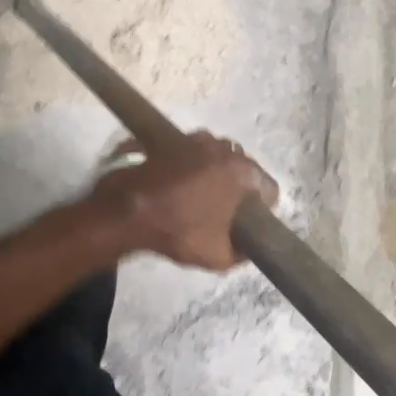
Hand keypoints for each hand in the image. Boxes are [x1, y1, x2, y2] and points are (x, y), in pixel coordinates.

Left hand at [93, 132, 278, 271]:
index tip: (249, 222)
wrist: (126, 210)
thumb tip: (248, 248)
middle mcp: (223, 148)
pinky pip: (193, 151)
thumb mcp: (218, 257)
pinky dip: (192, 164)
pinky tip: (181, 184)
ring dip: (216, 172)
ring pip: (218, 156)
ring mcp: (194, 139)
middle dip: (239, 187)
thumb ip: (242, 253)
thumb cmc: (178, 230)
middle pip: (244, 168)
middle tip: (225, 211)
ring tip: (201, 197)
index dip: (263, 208)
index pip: (269, 188)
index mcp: (241, 172)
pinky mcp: (170, 139)